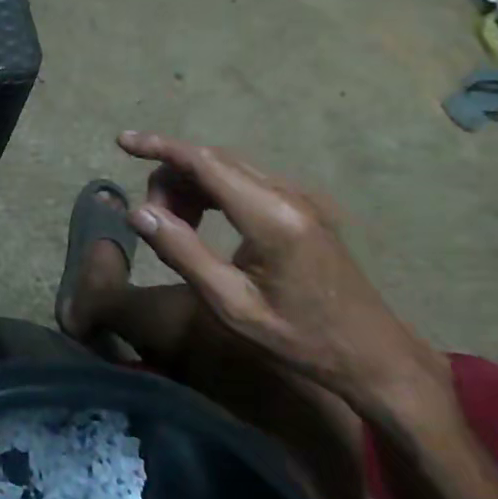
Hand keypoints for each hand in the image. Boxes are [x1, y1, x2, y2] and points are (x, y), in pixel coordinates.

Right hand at [117, 131, 452, 414]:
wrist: (375, 358)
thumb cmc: (300, 340)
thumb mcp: (231, 306)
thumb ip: (183, 253)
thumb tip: (138, 212)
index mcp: (271, 217)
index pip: (204, 163)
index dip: (160, 147)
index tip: (122, 141)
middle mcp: (287, 195)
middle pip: (212, 160)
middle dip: (170, 176)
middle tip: (152, 219)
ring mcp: (300, 198)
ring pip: (227, 167)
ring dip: (190, 184)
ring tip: (174, 226)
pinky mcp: (303, 208)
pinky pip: (244, 180)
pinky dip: (211, 190)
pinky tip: (201, 221)